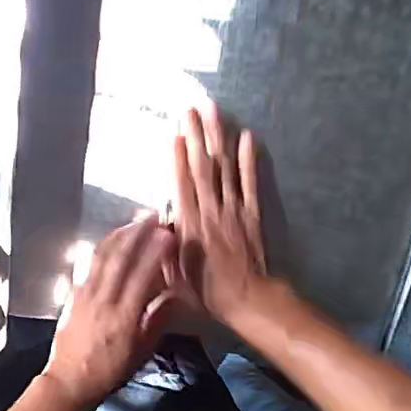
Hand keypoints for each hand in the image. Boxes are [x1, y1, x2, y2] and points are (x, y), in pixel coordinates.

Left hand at [42, 214, 177, 408]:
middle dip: (137, 233)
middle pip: (120, 258)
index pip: (142, 275)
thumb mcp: (142, 351)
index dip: (155, 252)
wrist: (70, 380)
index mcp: (124, 317)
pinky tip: (109, 240)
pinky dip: (100, 248)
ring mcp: (85, 295)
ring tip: (133, 222)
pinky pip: (88, 265)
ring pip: (102, 257)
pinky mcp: (73, 295)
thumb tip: (174, 295)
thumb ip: (158, 321)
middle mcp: (103, 301)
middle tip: (152, 216)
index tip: (168, 234)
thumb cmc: (111, 370)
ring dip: (118, 236)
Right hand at [172, 105, 269, 324]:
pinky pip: (250, 182)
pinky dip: (249, 159)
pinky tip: (247, 137)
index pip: (182, 184)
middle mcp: (210, 211)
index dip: (178, 158)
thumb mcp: (175, 274)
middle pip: (202, 167)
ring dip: (218, 137)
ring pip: (224, 167)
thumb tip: (157, 222)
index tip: (175, 134)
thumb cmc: (208, 291)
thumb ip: (166, 245)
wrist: (248, 300)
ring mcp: (233, 209)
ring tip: (213, 111)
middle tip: (191, 109)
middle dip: (196, 136)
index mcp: (189, 226)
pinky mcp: (253, 213)